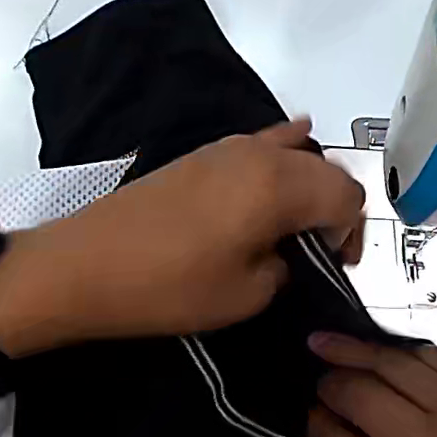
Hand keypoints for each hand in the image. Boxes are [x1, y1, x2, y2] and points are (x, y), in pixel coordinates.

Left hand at [0, 119, 364, 355]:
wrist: (85, 266)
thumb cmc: (170, 287)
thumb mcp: (247, 294)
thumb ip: (287, 267)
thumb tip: (289, 253)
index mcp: (279, 186)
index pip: (347, 196)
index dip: (351, 233)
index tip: (332, 265)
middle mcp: (261, 155)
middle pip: (327, 170)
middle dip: (336, 208)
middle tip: (318, 250)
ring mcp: (229, 148)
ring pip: (297, 154)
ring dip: (310, 184)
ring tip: (295, 222)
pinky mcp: (204, 154)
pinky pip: (261, 142)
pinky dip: (284, 148)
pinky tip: (292, 145)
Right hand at [307, 332, 436, 436]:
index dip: (317, 426)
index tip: (311, 415)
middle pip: (359, 395)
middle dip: (329, 382)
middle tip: (318, 375)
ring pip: (391, 364)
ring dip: (354, 350)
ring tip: (329, 341)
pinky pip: (434, 356)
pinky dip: (404, 351)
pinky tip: (388, 349)